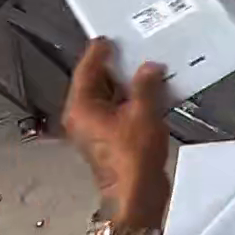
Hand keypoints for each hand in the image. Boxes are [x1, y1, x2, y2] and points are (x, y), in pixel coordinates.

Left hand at [63, 38, 170, 226]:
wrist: (137, 195)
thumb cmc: (133, 156)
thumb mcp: (143, 113)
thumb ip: (146, 85)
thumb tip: (149, 68)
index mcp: (81, 107)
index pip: (87, 70)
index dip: (98, 53)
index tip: (107, 39)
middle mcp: (84, 117)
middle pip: (97, 84)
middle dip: (117, 69)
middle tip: (133, 50)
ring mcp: (97, 131)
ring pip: (111, 99)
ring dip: (129, 86)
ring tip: (149, 71)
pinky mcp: (112, 140)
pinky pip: (120, 112)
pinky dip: (134, 102)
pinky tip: (152, 95)